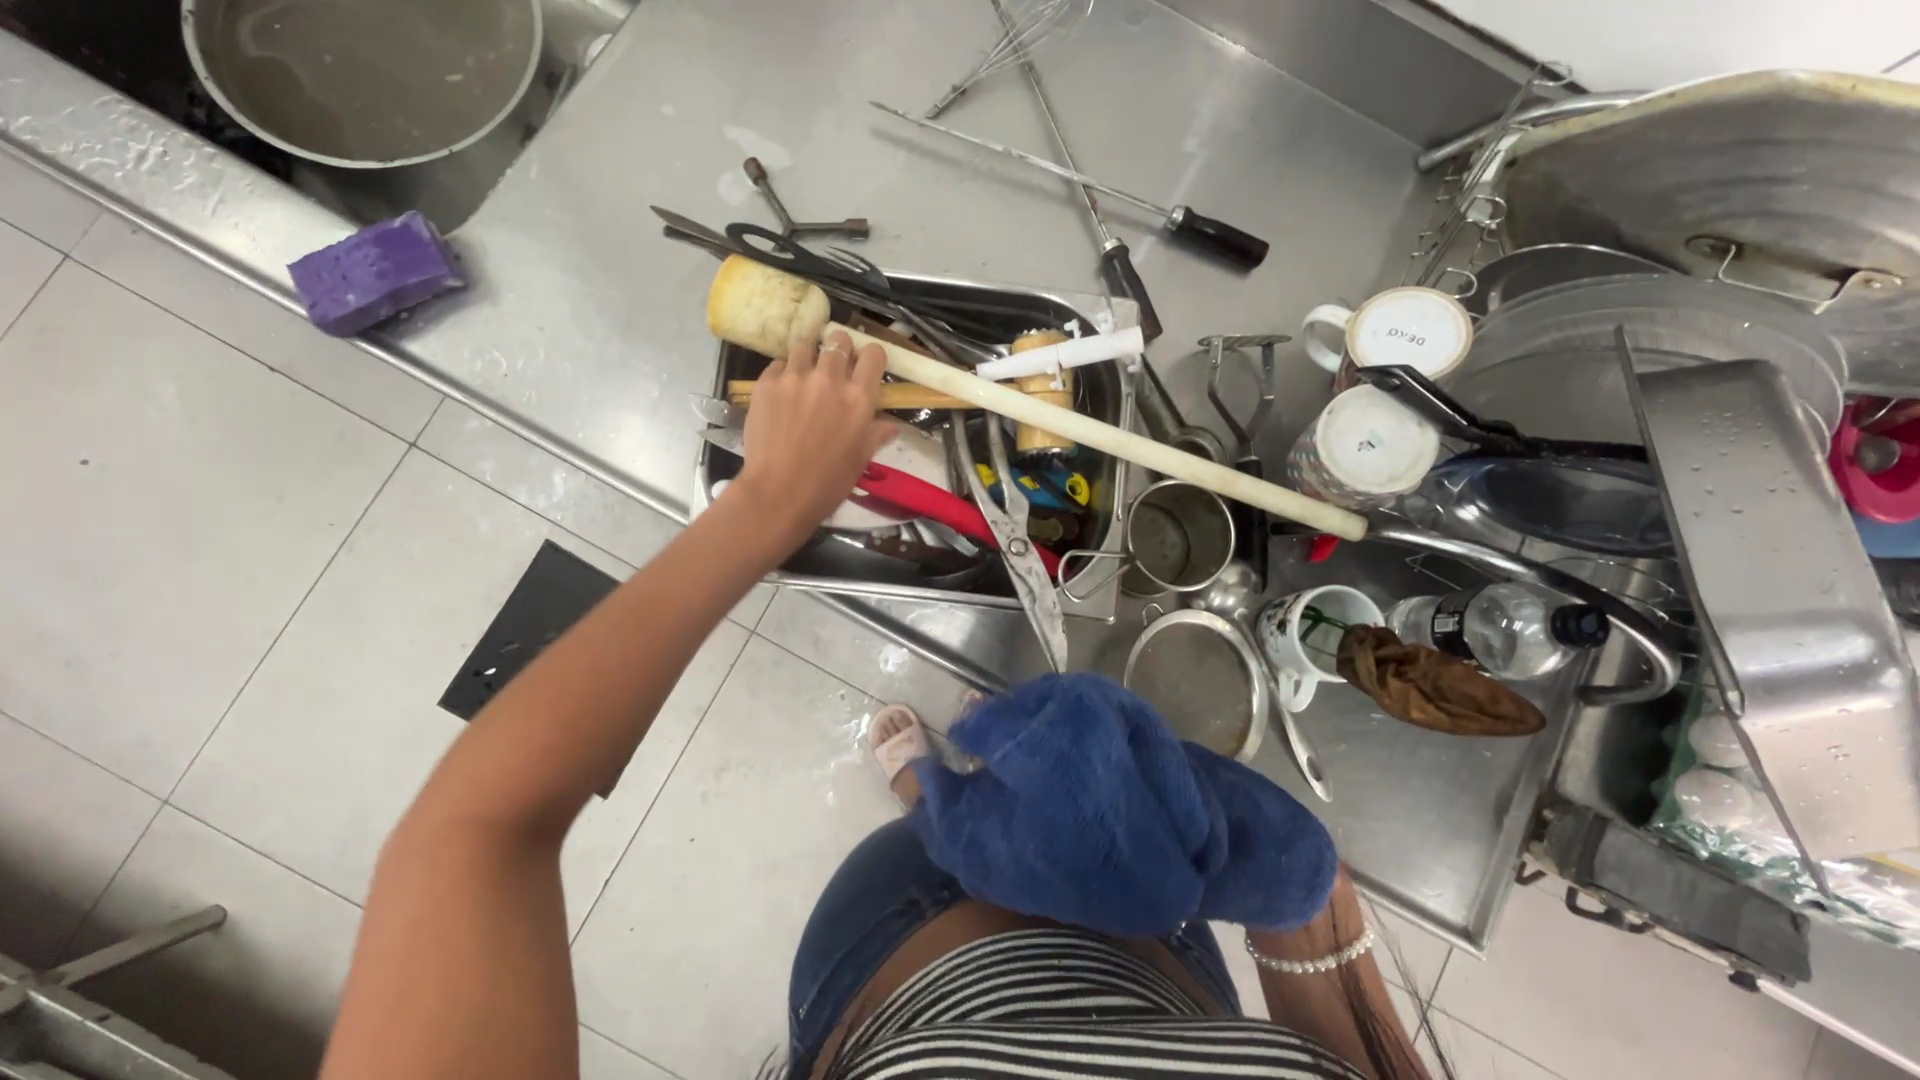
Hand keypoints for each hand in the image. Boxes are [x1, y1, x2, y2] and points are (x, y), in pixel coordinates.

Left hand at [730, 331, 896, 549]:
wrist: (779, 492)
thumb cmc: (827, 482)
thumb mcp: (860, 460)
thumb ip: (875, 435)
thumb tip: (891, 426)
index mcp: (859, 398)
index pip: (873, 354)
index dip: (871, 357)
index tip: (865, 366)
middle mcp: (829, 379)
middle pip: (839, 341)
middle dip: (839, 350)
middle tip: (833, 367)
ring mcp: (795, 378)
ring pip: (804, 347)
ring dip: (808, 358)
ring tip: (803, 377)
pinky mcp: (766, 384)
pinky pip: (777, 365)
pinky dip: (782, 374)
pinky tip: (781, 394)